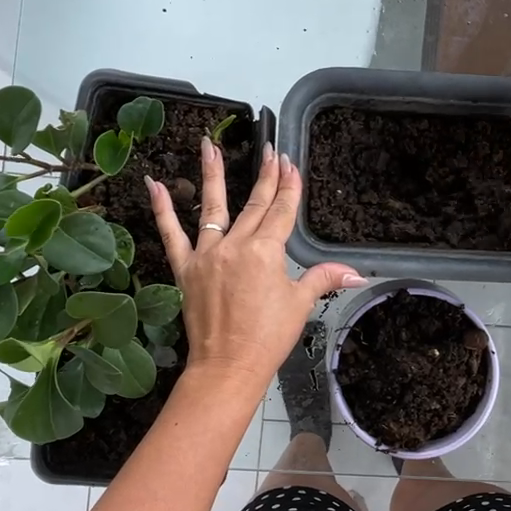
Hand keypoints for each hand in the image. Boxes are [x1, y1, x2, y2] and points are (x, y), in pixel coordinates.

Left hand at [145, 140, 363, 387]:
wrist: (228, 366)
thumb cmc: (268, 337)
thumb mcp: (300, 304)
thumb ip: (323, 279)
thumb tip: (356, 274)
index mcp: (266, 252)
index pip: (282, 211)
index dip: (289, 187)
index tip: (290, 163)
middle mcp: (236, 246)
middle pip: (255, 204)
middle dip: (265, 175)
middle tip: (269, 150)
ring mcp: (208, 255)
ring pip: (212, 207)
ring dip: (212, 174)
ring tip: (209, 145)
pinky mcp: (186, 269)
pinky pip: (171, 234)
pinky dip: (162, 210)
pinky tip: (154, 185)